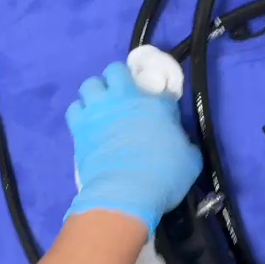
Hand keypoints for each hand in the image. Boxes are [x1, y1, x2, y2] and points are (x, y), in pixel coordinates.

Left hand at [64, 61, 201, 230]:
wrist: (125, 193)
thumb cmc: (162, 176)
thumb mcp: (190, 160)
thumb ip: (185, 144)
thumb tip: (181, 144)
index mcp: (155, 103)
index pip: (157, 87)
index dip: (158, 97)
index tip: (159, 111)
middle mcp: (124, 98)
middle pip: (115, 70)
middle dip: (119, 80)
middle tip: (123, 98)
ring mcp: (98, 110)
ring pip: (90, 84)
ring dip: (96, 93)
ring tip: (101, 109)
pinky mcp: (79, 126)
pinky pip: (74, 108)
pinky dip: (81, 112)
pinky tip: (87, 124)